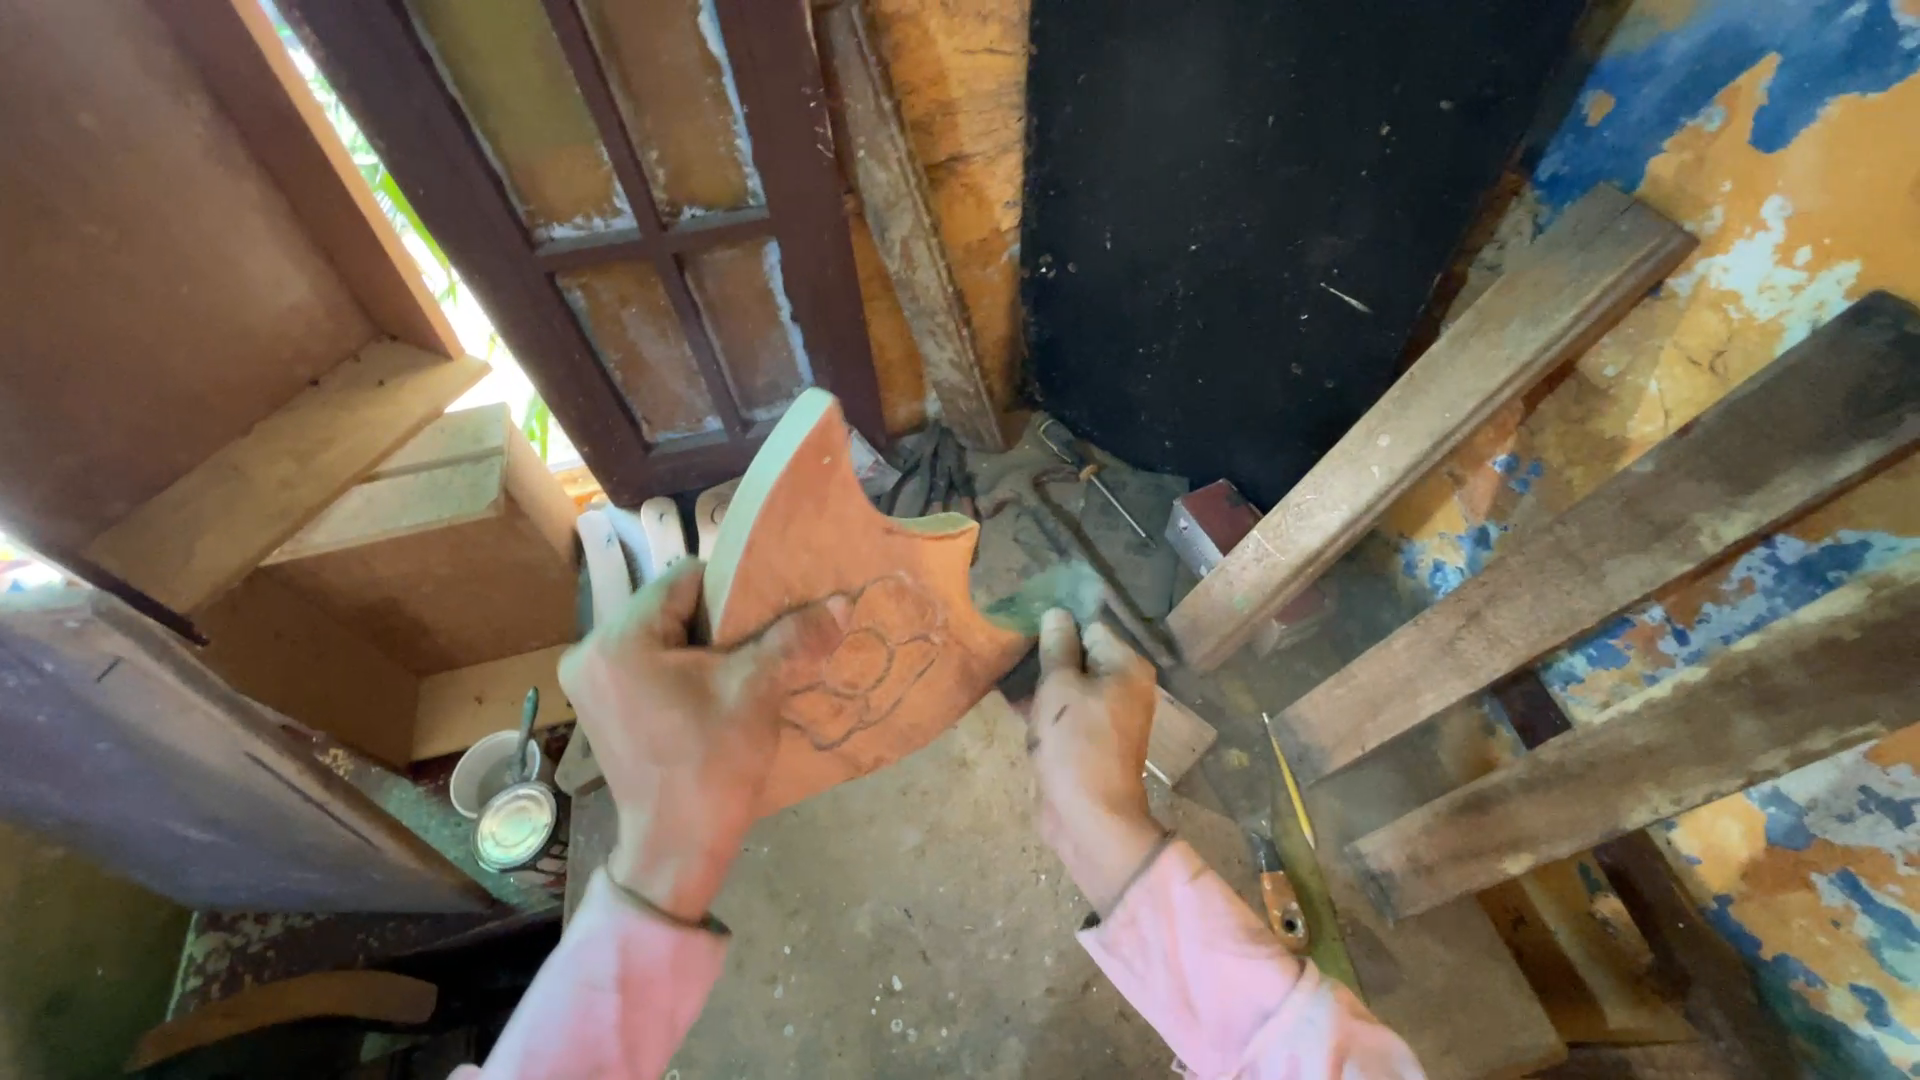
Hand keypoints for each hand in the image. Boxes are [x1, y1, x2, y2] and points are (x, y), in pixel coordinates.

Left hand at [558, 559, 846, 920]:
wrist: (676, 850)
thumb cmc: (711, 764)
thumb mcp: (758, 691)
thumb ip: (796, 638)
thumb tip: (841, 601)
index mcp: (619, 640)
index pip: (686, 579)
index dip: (734, 588)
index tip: (768, 612)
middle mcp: (591, 652)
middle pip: (672, 607)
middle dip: (721, 619)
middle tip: (763, 637)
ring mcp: (590, 683)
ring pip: (663, 635)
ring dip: (706, 644)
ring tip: (746, 663)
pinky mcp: (601, 709)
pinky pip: (650, 664)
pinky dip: (685, 667)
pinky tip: (716, 689)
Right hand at [1025, 609, 1164, 915]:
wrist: (1089, 817)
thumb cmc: (1075, 745)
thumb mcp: (1059, 688)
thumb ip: (1057, 647)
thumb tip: (1056, 613)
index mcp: (1125, 666)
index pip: (1089, 627)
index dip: (1055, 625)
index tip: (1021, 625)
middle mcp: (1123, 686)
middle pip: (1079, 654)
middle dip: (1044, 654)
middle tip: (1007, 647)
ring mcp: (1107, 714)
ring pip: (1069, 683)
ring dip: (1039, 681)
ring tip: (1003, 671)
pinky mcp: (1089, 738)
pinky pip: (1065, 710)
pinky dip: (1043, 706)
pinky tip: (1010, 700)